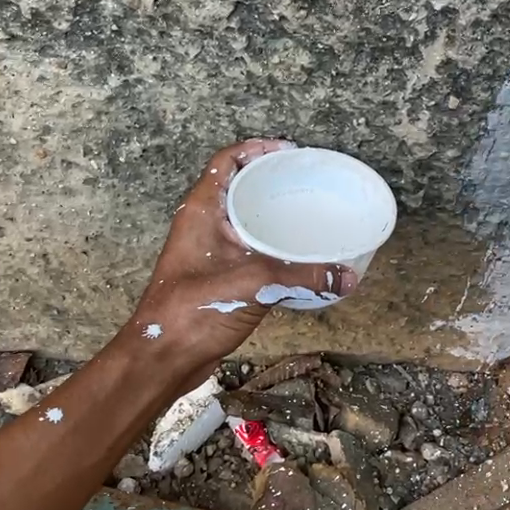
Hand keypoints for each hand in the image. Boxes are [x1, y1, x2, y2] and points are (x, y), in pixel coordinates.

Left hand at [123, 139, 360, 389]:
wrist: (162, 360)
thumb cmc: (191, 313)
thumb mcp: (253, 283)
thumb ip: (303, 277)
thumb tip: (346, 275)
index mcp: (202, 211)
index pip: (226, 161)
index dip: (255, 148)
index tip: (288, 151)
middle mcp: (204, 226)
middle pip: (239, 187)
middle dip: (270, 181)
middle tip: (306, 181)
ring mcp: (210, 253)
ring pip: (246, 221)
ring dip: (273, 216)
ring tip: (309, 214)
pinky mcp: (220, 279)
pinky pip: (251, 252)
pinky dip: (274, 249)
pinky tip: (300, 258)